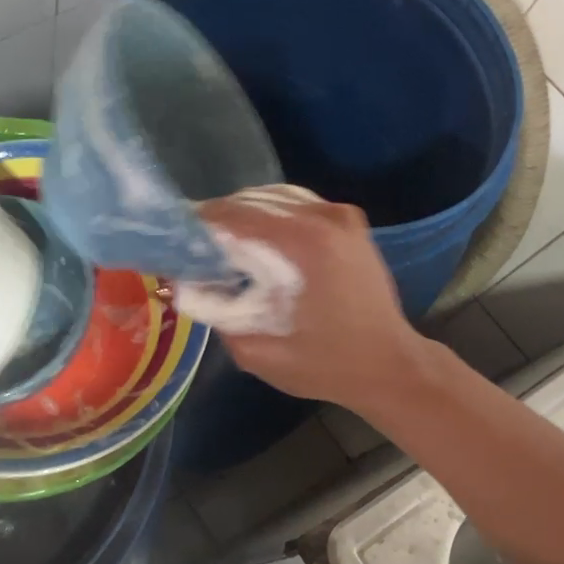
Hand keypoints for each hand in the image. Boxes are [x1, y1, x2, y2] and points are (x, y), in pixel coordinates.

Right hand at [195, 195, 436, 416]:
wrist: (389, 365)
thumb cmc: (323, 364)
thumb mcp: (256, 350)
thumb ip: (214, 313)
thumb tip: (182, 285)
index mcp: (300, 242)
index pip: (232, 215)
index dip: (197, 225)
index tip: (174, 243)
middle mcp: (321, 217)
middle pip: (251, 201)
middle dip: (219, 222)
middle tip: (194, 249)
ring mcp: (340, 214)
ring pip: (273, 198)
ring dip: (244, 218)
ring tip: (223, 247)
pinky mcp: (350, 221)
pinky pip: (296, 205)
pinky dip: (272, 218)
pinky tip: (259, 243)